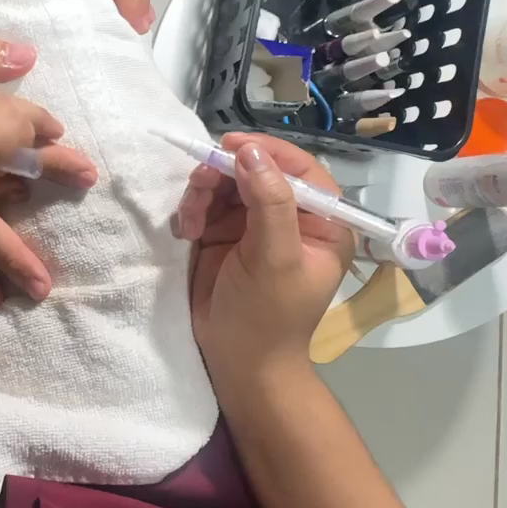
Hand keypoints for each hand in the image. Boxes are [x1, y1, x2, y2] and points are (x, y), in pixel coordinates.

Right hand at [177, 134, 353, 376]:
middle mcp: (287, 217)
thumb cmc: (268, 316)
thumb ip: (268, 203)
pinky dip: (191, 211)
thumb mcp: (274, 259)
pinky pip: (204, 205)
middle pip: (254, 172)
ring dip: (202, 194)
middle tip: (198, 183)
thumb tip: (250, 153)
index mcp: (320, 221)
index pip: (299, 170)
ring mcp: (251, 225)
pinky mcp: (221, 236)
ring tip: (190, 222)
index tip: (230, 146)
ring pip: (224, 185)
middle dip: (223, 175)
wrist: (237, 361)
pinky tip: (186, 231)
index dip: (266, 153)